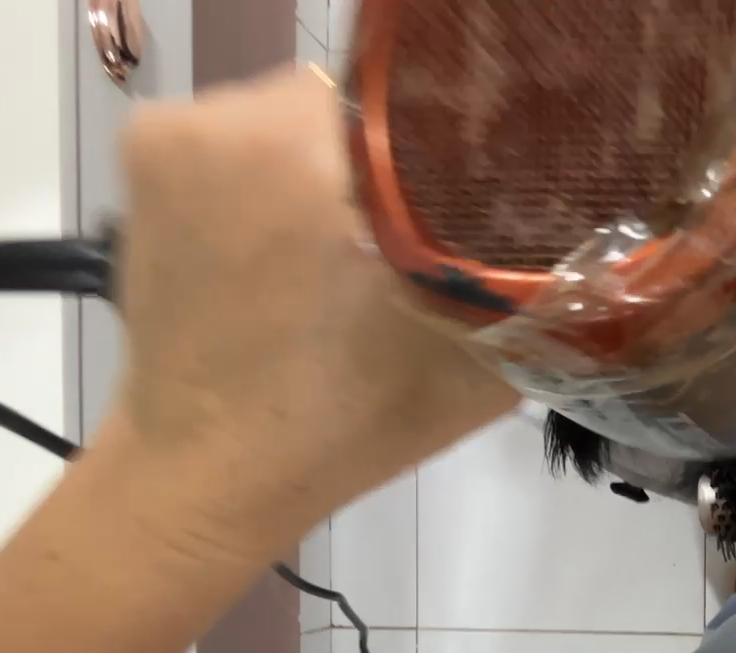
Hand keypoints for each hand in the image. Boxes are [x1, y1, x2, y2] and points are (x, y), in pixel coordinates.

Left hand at [109, 69, 517, 558]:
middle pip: (361, 102)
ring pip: (300, 115)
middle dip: (405, 157)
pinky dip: (282, 176)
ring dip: (341, 165)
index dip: (472, 139)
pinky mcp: (146, 164)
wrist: (214, 472)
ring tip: (366, 242)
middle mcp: (232, 120)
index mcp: (315, 158)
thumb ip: (539, 296)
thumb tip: (589, 246)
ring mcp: (174, 135)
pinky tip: (305, 244)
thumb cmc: (355, 425)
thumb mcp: (482, 368)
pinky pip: (243, 139)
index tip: (494, 190)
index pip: (426, 97)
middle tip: (435, 226)